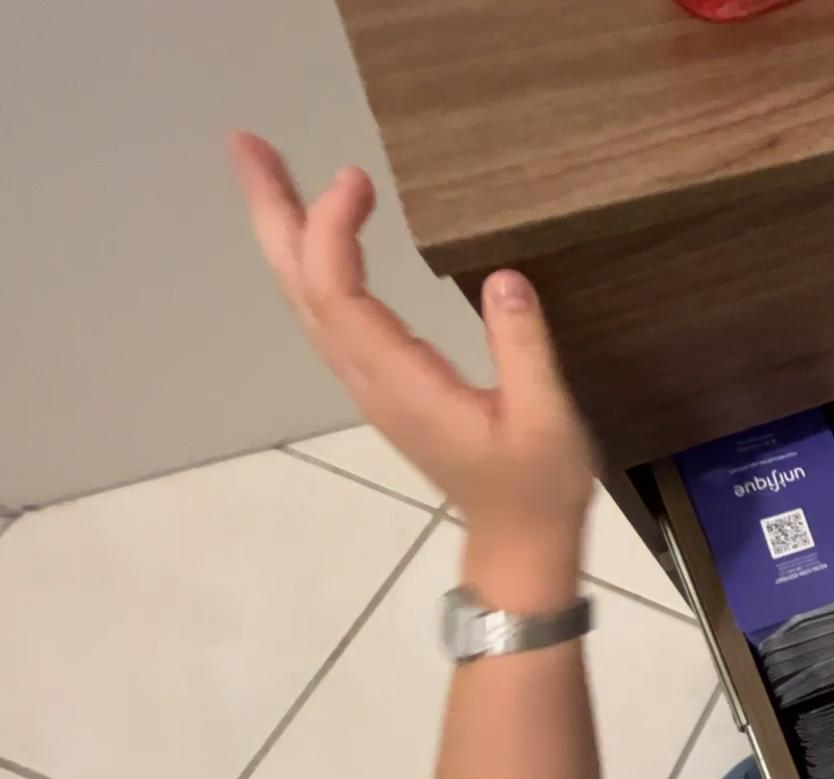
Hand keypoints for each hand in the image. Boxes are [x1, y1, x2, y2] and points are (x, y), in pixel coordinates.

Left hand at [226, 132, 593, 610]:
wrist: (522, 539)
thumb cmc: (539, 485)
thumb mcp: (545, 418)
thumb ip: (524, 349)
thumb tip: (505, 276)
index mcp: (403, 383)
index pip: (340, 291)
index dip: (336, 229)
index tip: (357, 177)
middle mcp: (372, 380)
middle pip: (302, 289)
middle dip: (274, 217)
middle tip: (250, 145)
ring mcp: (377, 389)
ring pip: (311, 305)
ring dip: (291, 241)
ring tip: (280, 183)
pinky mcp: (394, 394)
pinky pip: (335, 323)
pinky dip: (321, 276)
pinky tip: (328, 255)